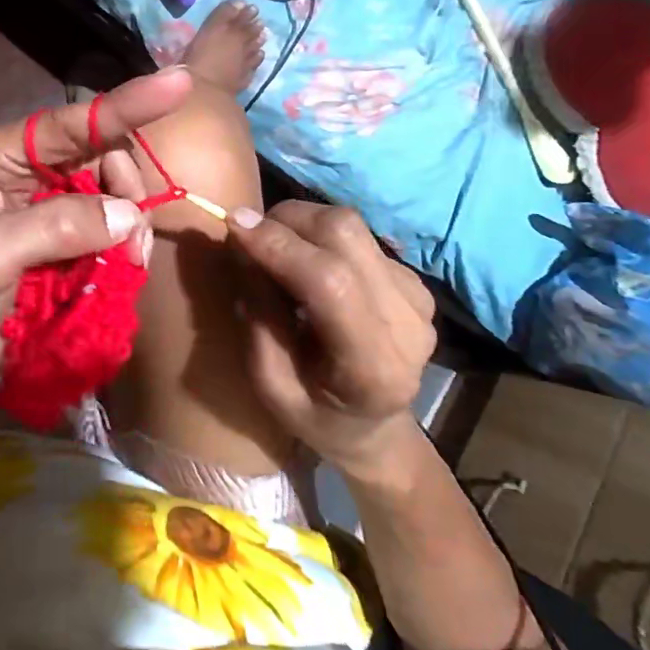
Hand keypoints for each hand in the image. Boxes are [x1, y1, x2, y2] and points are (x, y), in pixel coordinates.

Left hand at [0, 67, 192, 400]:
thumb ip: (53, 227)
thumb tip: (126, 214)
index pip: (65, 124)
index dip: (122, 105)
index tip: (178, 83)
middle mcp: (22, 172)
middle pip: (98, 153)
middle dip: (125, 185)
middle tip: (133, 237)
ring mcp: (45, 208)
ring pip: (110, 191)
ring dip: (129, 220)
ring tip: (128, 260)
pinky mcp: (63, 243)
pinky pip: (110, 228)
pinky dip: (125, 242)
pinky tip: (125, 265)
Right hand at [228, 201, 437, 482]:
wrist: (375, 428)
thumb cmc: (315, 416)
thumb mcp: (271, 385)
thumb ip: (258, 318)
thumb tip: (242, 249)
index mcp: (372, 366)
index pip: (329, 282)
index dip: (279, 245)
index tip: (233, 224)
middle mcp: (406, 323)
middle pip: (345, 234)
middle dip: (286, 220)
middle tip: (249, 235)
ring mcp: (416, 297)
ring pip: (351, 226)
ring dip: (301, 222)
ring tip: (274, 246)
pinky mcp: (413, 280)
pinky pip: (358, 236)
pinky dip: (319, 236)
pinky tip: (306, 262)